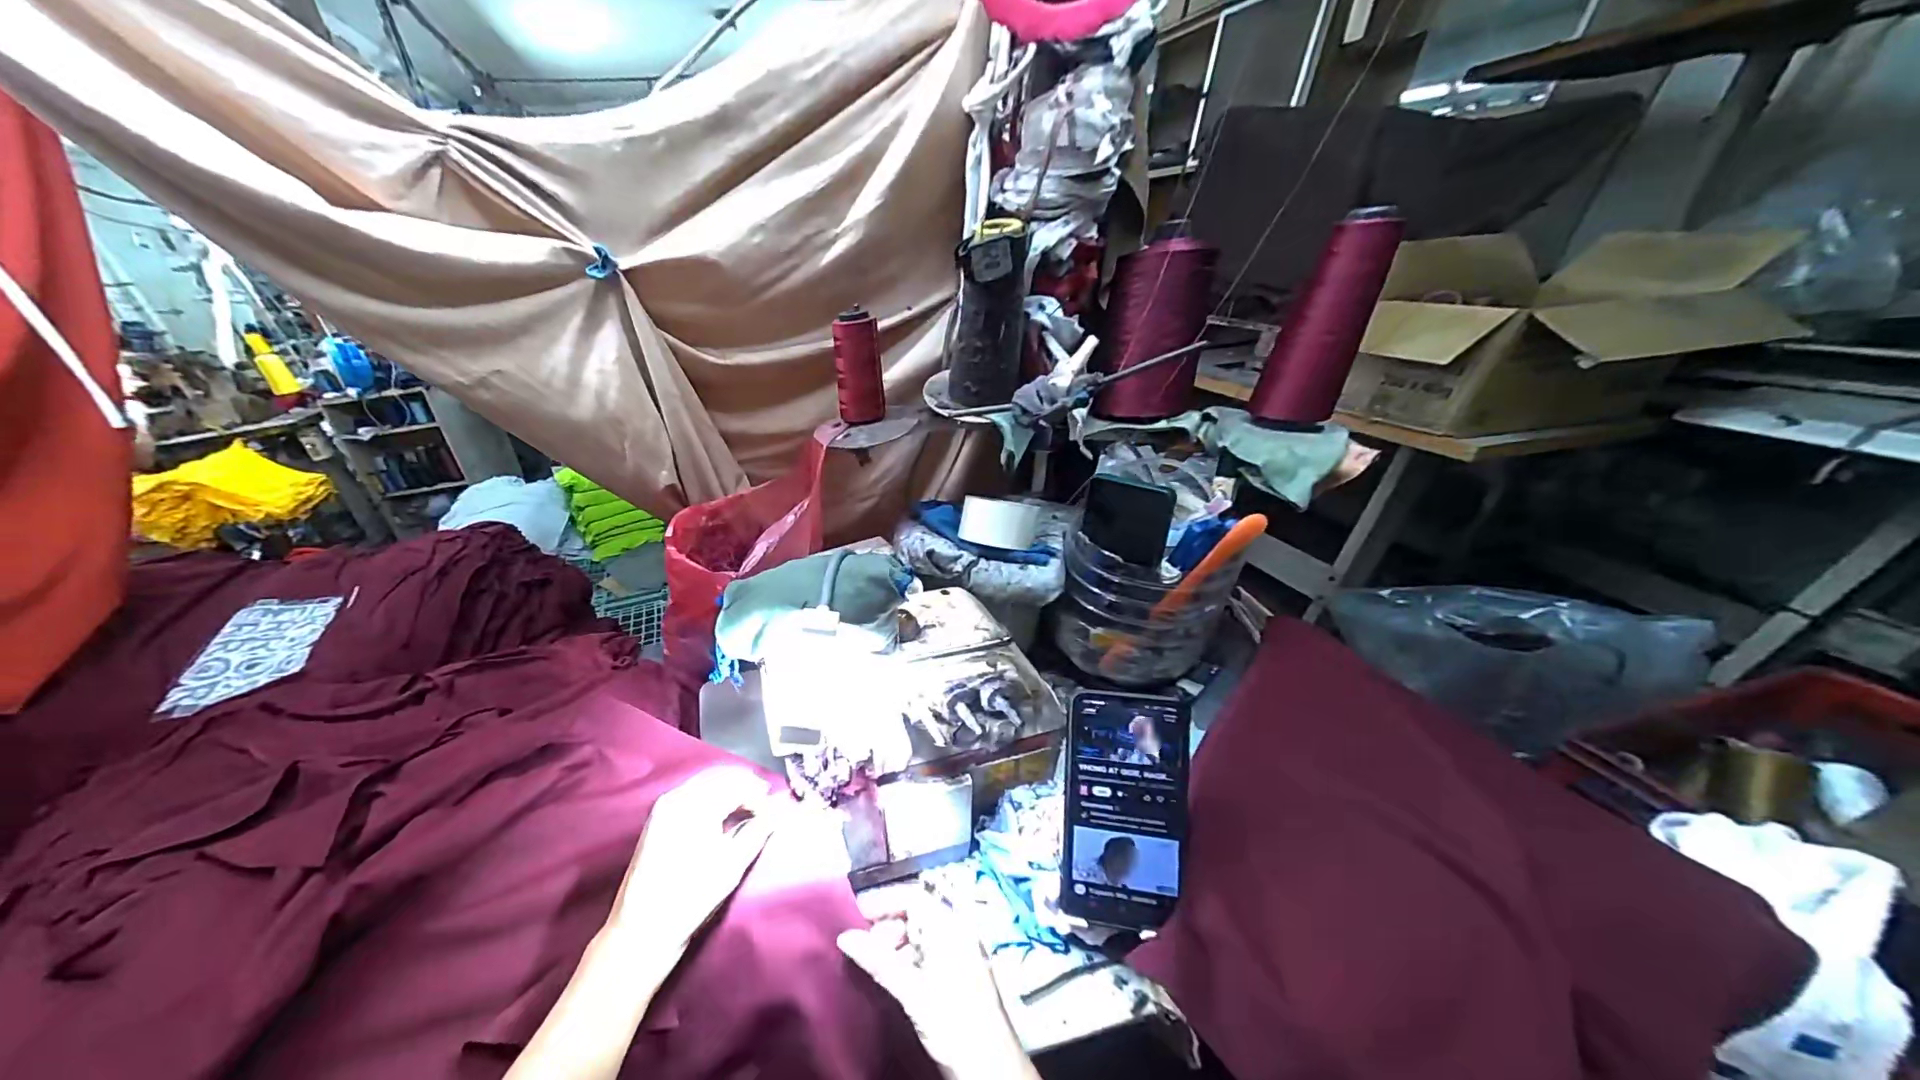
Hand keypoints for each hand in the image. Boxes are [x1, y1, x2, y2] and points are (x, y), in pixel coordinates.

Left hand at [608, 767, 778, 946]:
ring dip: (729, 789)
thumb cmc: (692, 896)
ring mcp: (664, 805)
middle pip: (721, 777)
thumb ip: (759, 829)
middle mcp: (678, 797)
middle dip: (746, 786)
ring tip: (747, 808)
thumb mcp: (734, 863)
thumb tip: (779, 808)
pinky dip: (711, 795)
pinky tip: (722, 812)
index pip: (739, 785)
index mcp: (697, 805)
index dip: (761, 796)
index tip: (774, 811)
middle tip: (764, 806)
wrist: (643, 928)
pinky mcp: (657, 817)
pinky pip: (692, 791)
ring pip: (706, 782)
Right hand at [837, 888, 1037, 1079]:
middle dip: (887, 924)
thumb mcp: (914, 994)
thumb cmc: (955, 1024)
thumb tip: (844, 936)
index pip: (914, 896)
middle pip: (917, 912)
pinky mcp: (959, 971)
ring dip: (896, 942)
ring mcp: (961, 951)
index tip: (856, 916)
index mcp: (952, 928)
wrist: (993, 1067)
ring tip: (875, 964)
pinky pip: (929, 950)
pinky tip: (894, 977)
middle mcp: (958, 932)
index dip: (884, 901)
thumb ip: (879, 962)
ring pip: (922, 932)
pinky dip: (908, 956)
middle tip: (864, 947)